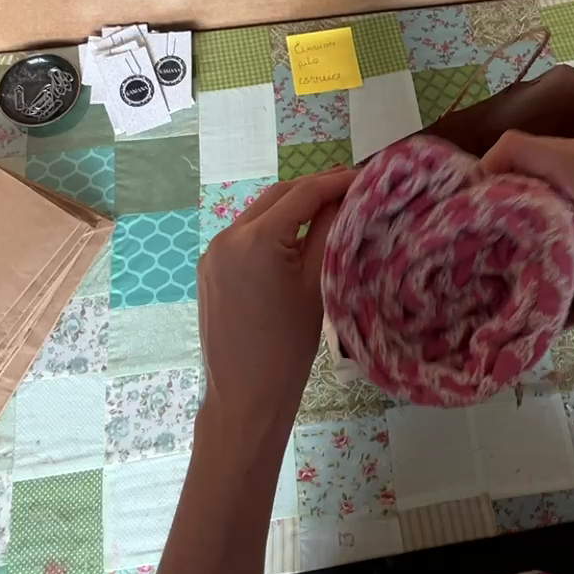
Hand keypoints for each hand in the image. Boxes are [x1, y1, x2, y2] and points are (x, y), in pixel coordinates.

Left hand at [196, 169, 355, 436]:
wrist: (244, 398)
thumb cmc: (289, 347)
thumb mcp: (316, 285)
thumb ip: (329, 232)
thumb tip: (345, 197)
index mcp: (256, 239)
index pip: (303, 193)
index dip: (336, 181)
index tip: (365, 176)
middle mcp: (228, 236)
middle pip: (279, 195)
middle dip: (315, 187)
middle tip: (351, 186)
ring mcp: (214, 251)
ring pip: (260, 212)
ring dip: (293, 205)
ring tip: (329, 206)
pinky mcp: (209, 267)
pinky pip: (246, 234)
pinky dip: (272, 226)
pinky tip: (296, 234)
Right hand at [480, 131, 573, 268]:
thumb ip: (565, 244)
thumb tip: (531, 250)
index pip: (511, 147)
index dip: (485, 171)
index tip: (474, 208)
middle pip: (527, 153)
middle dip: (504, 185)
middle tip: (491, 227)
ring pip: (551, 163)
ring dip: (533, 190)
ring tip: (522, 231)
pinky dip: (558, 191)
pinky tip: (564, 225)